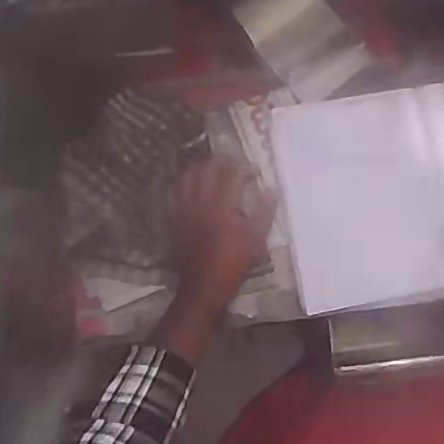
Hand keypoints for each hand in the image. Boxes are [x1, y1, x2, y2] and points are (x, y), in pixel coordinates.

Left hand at [170, 156, 276, 310]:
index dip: (244, 167)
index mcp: (223, 206)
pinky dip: (183, 182)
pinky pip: (175, 192)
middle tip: (231, 163)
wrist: (204, 284)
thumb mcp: (257, 239)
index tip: (253, 170)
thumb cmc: (234, 262)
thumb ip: (264, 211)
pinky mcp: (174, 217)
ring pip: (187, 176)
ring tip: (209, 166)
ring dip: (199, 167)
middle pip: (207, 168)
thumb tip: (270, 190)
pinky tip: (191, 184)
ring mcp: (184, 209)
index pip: (233, 173)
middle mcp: (201, 202)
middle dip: (220, 160)